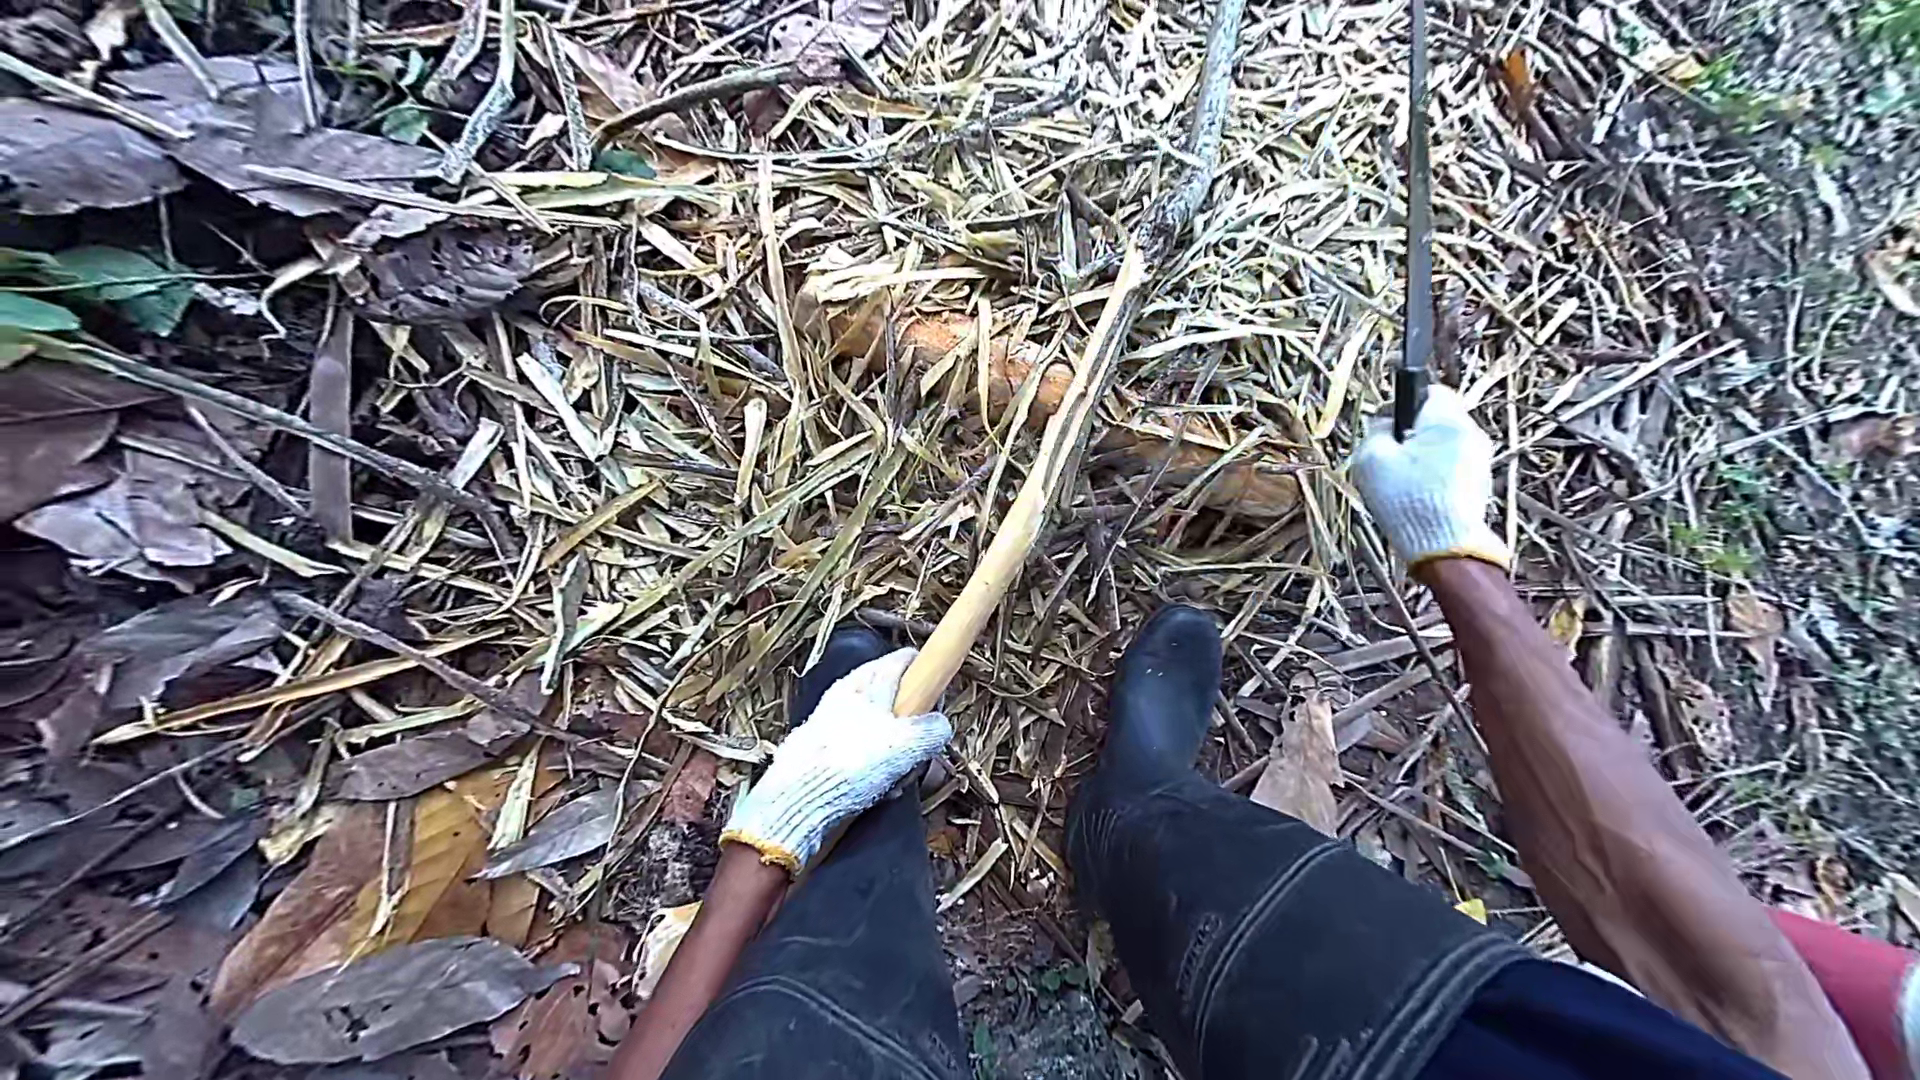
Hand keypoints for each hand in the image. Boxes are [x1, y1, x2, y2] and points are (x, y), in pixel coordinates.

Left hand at [720, 648, 950, 873]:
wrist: (795, 803)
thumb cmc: (846, 765)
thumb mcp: (904, 745)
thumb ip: (930, 730)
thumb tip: (941, 725)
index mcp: (866, 681)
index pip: (904, 660)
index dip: (926, 674)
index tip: (937, 697)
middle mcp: (846, 694)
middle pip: (893, 696)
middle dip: (912, 723)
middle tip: (920, 746)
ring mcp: (831, 721)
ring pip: (878, 728)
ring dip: (894, 751)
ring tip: (896, 777)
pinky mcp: (821, 749)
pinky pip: (859, 751)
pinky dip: (873, 767)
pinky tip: (875, 789)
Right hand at [1348, 385, 1509, 570]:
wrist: (1443, 544)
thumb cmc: (1405, 497)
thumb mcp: (1372, 458)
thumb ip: (1376, 431)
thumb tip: (1384, 421)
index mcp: (1447, 421)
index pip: (1431, 390)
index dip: (1404, 401)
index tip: (1384, 421)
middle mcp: (1472, 435)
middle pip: (1437, 419)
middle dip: (1410, 432)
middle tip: (1386, 455)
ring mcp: (1479, 460)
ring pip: (1443, 444)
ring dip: (1420, 454)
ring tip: (1398, 479)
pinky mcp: (1478, 483)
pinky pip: (1450, 465)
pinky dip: (1431, 473)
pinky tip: (1414, 494)